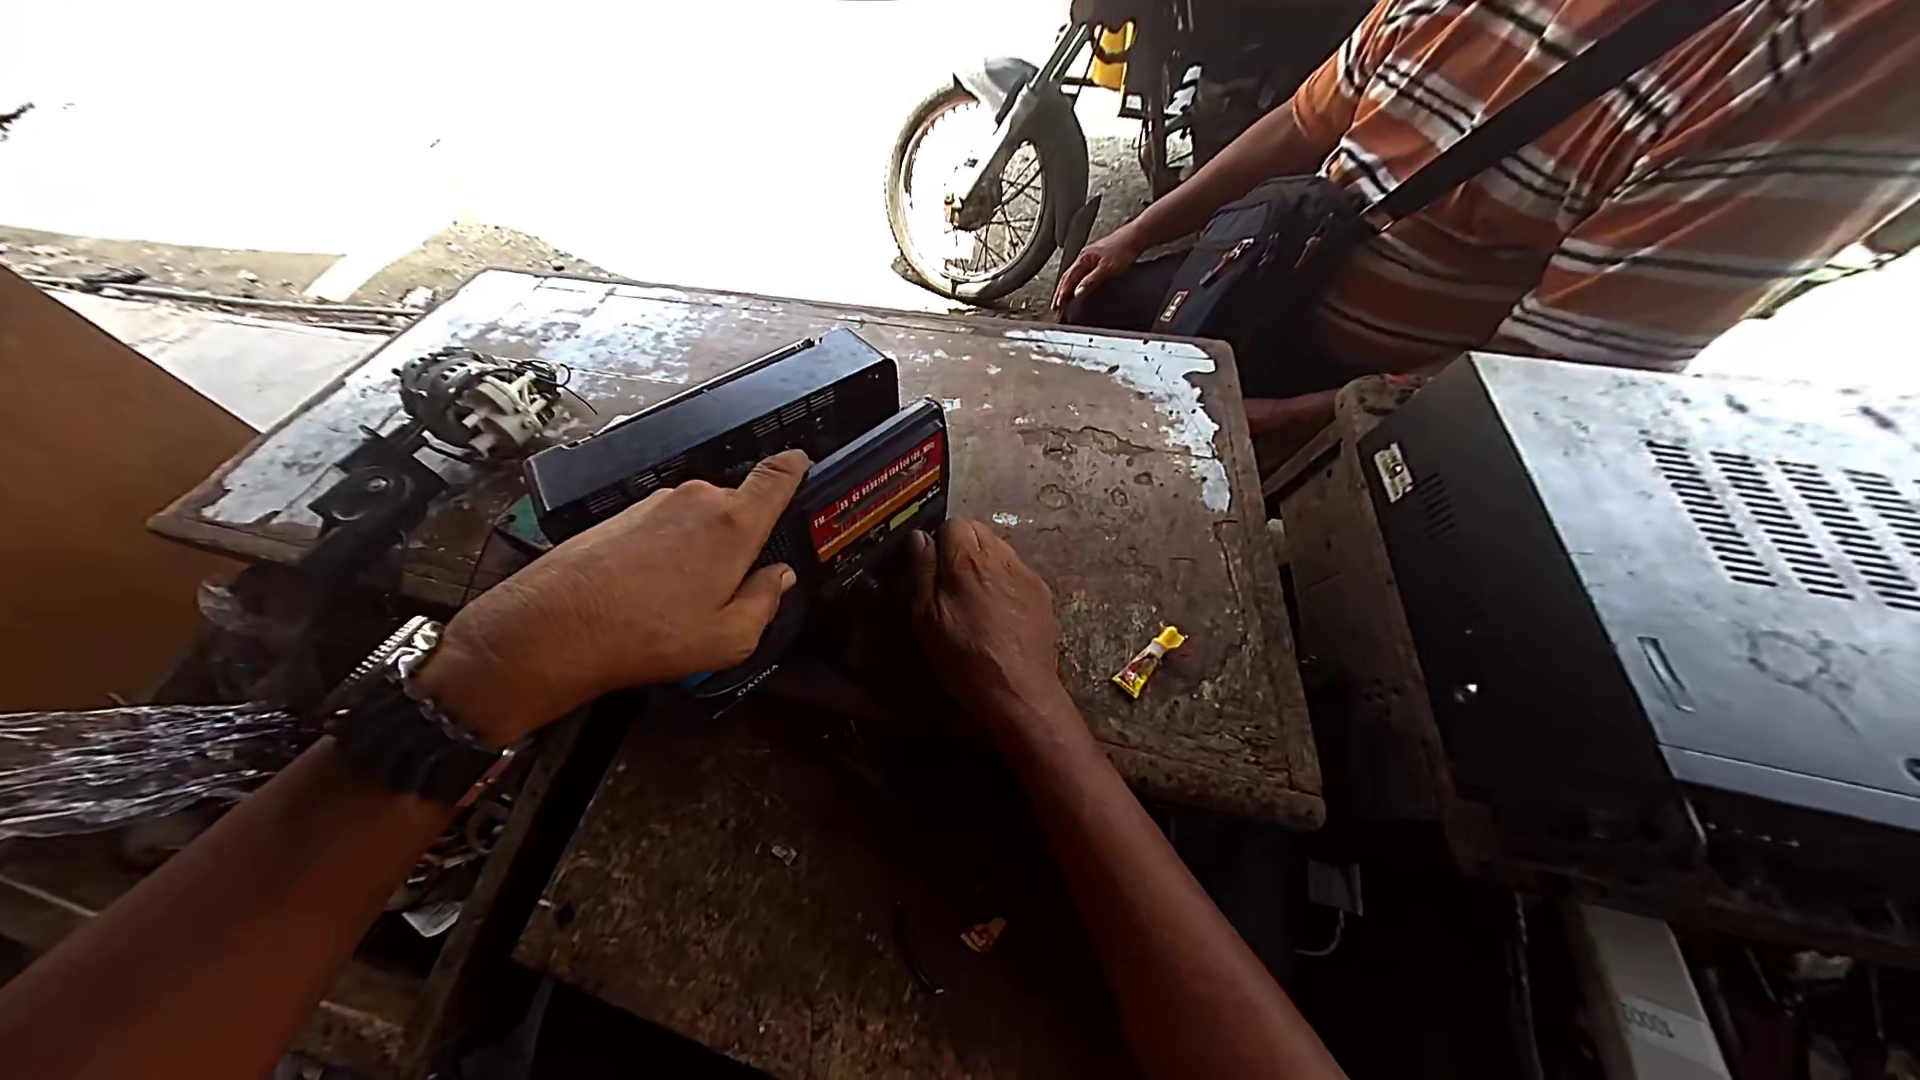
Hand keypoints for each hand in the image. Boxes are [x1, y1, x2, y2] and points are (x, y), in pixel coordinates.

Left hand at [415, 450, 809, 744]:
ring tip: (683, 597)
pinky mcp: (624, 514)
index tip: (802, 464)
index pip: (777, 475)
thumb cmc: (646, 634)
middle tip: (732, 584)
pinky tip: (652, 590)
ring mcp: (657, 503)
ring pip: (701, 519)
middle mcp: (697, 500)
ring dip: (704, 548)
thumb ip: (767, 601)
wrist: (550, 629)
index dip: (796, 466)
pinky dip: (671, 550)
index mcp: (733, 524)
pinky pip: (667, 525)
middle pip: (739, 507)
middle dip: (743, 539)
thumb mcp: (730, 637)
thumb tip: (778, 578)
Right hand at [909, 520, 1078, 747]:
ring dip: (983, 559)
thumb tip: (919, 537)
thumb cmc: (964, 659)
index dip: (940, 542)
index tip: (933, 569)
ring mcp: (1026, 573)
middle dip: (961, 545)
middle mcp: (1001, 558)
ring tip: (974, 595)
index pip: (954, 523)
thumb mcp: (927, 619)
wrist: (1019, 691)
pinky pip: (1016, 568)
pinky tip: (997, 608)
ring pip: (999, 546)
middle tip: (950, 581)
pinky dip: (1003, 577)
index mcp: (968, 561)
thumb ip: (923, 572)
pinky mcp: (1042, 591)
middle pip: (978, 529)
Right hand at [1052, 225, 1144, 316]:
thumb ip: (1091, 280)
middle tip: (1055, 308)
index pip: (1067, 280)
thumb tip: (1078, 293)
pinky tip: (1079, 288)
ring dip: (1066, 289)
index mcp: (1083, 259)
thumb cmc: (1123, 249)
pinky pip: (1081, 274)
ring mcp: (1090, 258)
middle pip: (1067, 278)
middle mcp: (1084, 257)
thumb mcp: (1107, 268)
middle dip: (1059, 293)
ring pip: (1072, 276)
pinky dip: (1075, 284)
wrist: (1137, 236)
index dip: (1061, 295)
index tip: (1057, 307)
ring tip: (1063, 301)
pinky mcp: (1098, 259)